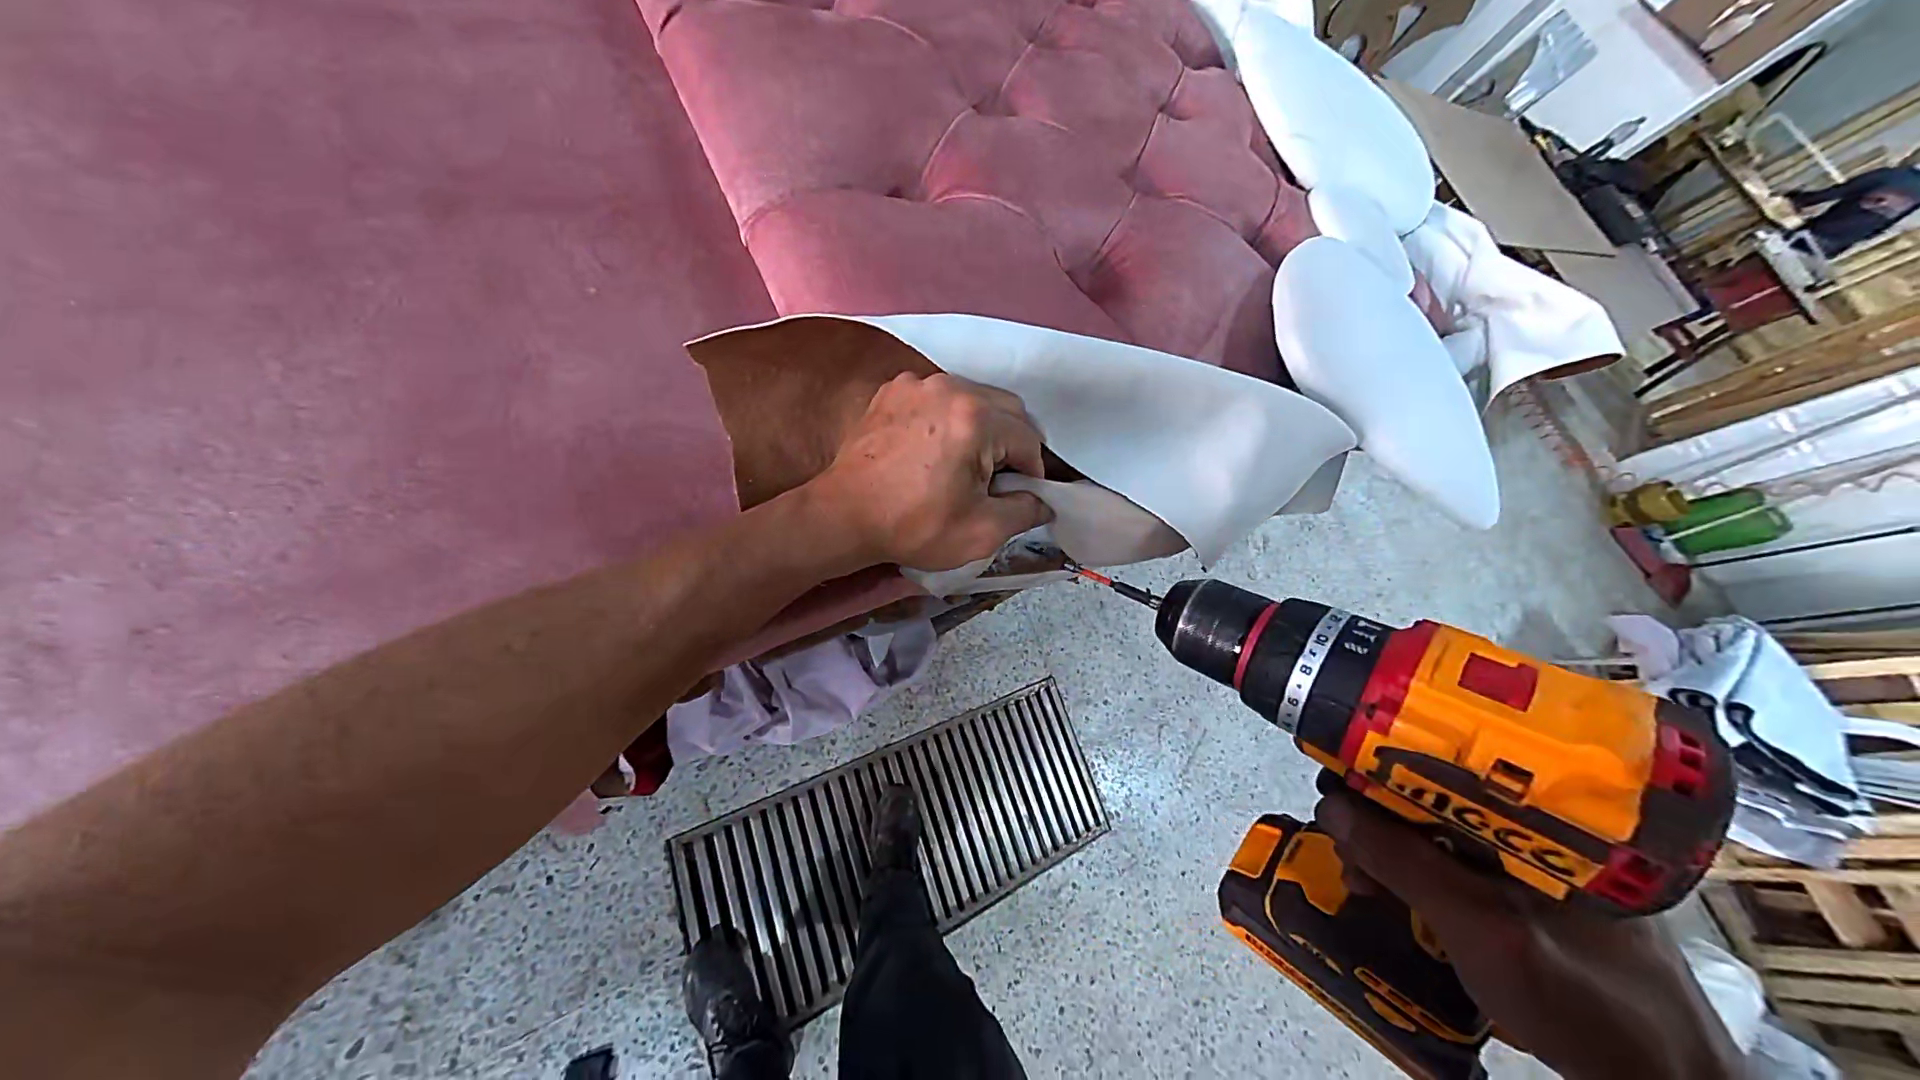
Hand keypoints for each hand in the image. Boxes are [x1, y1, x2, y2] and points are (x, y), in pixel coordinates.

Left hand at [806, 373, 1052, 571]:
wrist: (842, 517)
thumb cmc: (912, 526)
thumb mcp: (980, 532)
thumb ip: (1024, 512)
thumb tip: (1043, 502)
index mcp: (976, 419)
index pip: (1028, 439)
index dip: (1031, 472)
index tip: (1018, 496)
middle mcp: (949, 388)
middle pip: (1006, 409)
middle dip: (1011, 444)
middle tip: (995, 482)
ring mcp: (917, 384)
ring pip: (973, 398)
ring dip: (981, 428)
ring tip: (964, 466)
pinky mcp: (893, 390)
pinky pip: (938, 397)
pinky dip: (946, 418)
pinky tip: (934, 449)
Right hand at [1313, 789, 1744, 1079]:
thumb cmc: (1583, 1004)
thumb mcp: (1483, 929)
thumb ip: (1407, 865)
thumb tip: (1332, 807)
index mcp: (1551, 817)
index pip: (1450, 762)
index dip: (1384, 763)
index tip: (1335, 781)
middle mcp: (1544, 829)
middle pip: (1439, 796)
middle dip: (1378, 816)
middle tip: (1343, 847)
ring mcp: (1539, 865)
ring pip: (1441, 832)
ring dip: (1389, 849)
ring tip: (1360, 881)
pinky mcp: (1530, 897)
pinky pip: (1456, 865)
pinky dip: (1415, 874)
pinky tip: (1391, 895)